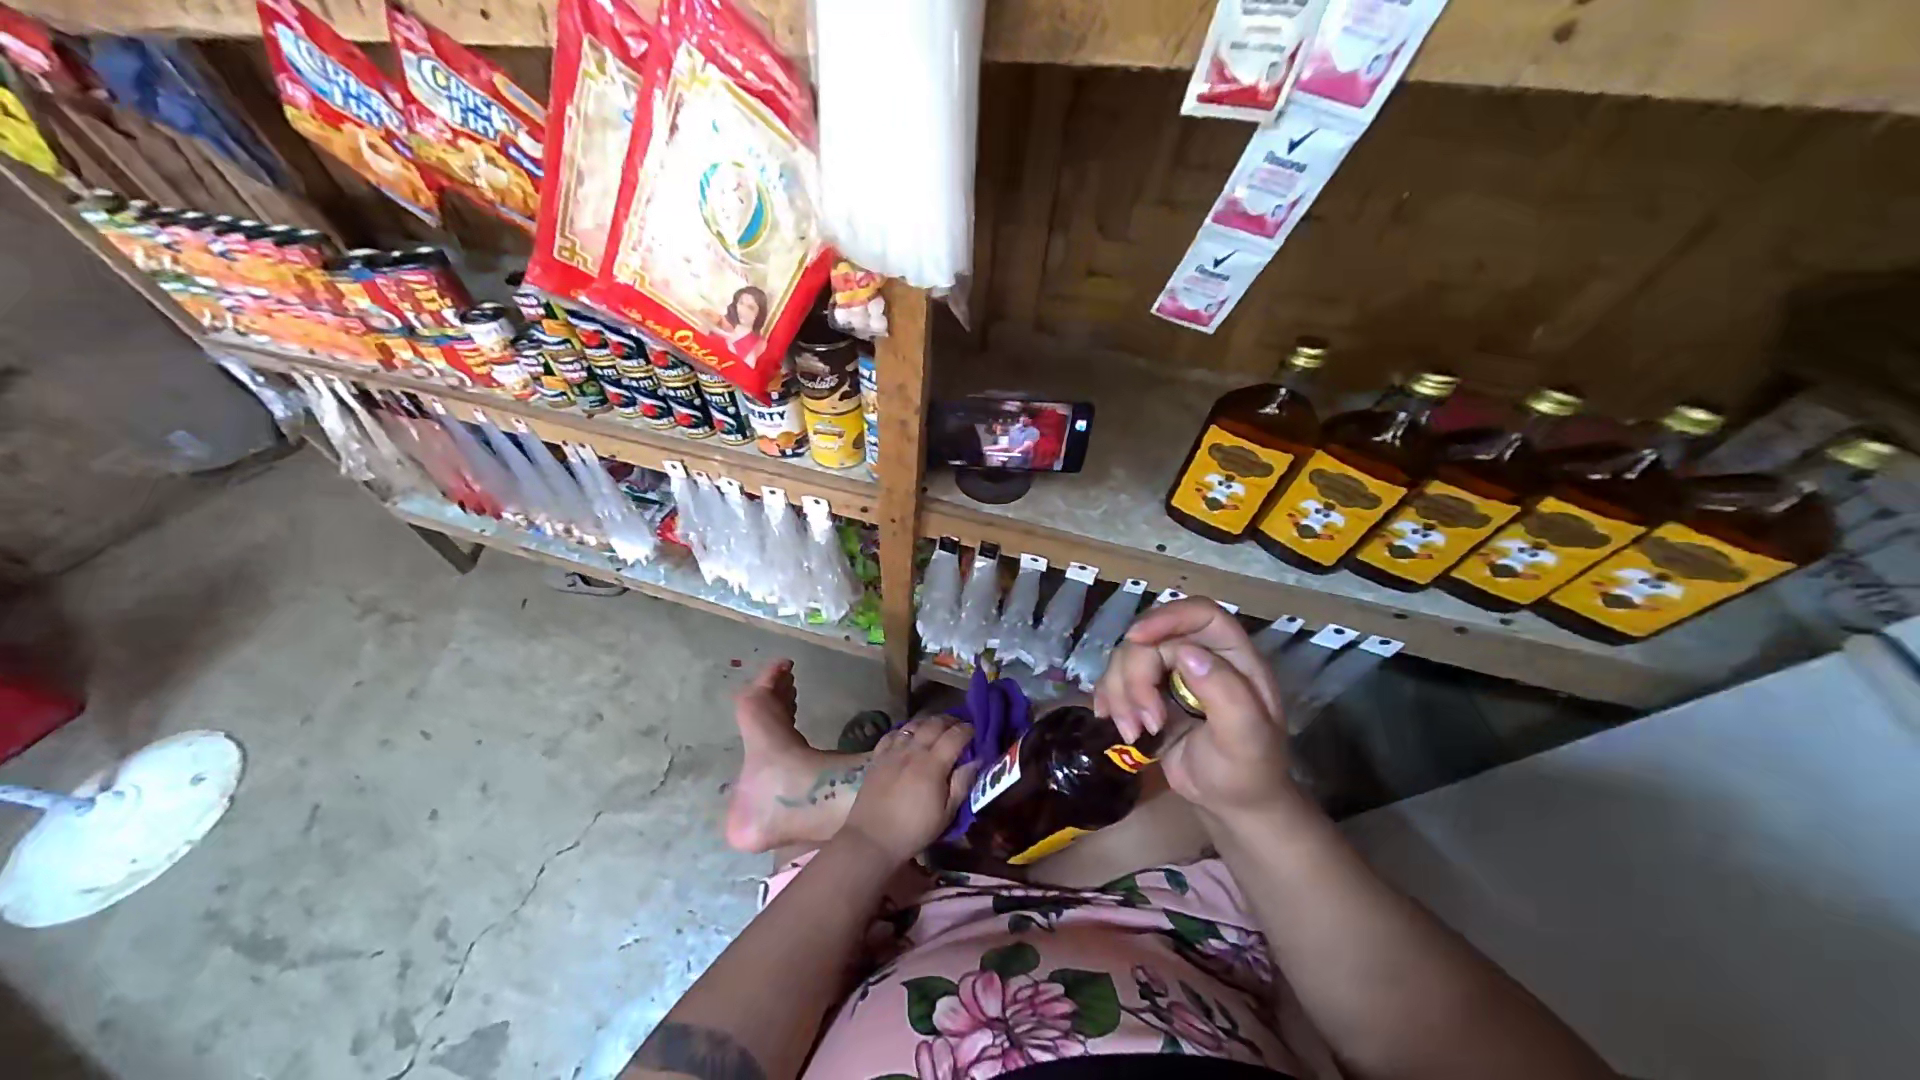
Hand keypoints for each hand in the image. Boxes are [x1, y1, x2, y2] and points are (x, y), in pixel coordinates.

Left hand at [839, 716, 977, 864]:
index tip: (975, 732)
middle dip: (950, 721)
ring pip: (913, 724)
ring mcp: (893, 751)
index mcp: (933, 764)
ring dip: (928, 722)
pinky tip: (910, 737)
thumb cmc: (914, 830)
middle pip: (934, 723)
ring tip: (936, 729)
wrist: (872, 839)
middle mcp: (913, 750)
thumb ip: (962, 784)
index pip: (955, 736)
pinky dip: (905, 730)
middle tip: (958, 728)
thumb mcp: (946, 814)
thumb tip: (976, 760)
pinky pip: (893, 733)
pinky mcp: (877, 756)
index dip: (968, 730)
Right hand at [1093, 597, 1294, 813]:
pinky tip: (1117, 725)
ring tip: (1135, 733)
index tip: (1137, 638)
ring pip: (1126, 658)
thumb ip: (1224, 693)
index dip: (1167, 617)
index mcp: (1232, 656)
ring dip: (1122, 695)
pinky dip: (1109, 700)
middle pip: (1151, 638)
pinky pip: (1114, 679)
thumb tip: (1186, 653)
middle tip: (1144, 722)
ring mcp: (1169, 673)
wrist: (1232, 803)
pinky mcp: (1146, 692)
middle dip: (1137, 678)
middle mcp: (1198, 655)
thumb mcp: (1246, 738)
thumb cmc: (1248, 771)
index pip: (1199, 613)